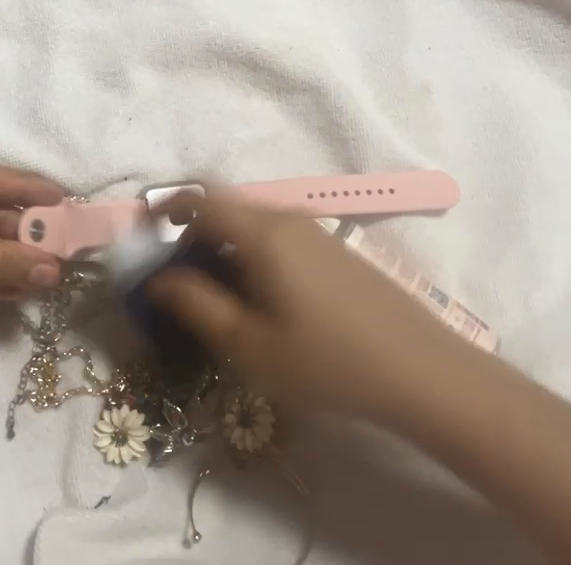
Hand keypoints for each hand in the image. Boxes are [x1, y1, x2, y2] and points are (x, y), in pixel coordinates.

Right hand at [147, 188, 466, 422]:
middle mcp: (288, 219)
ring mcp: (316, 232)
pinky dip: (251, 252)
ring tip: (215, 293)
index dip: (167, 206)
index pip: (202, 197)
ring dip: (223, 243)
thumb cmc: (328, 362)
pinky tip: (260, 298)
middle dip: (193, 231)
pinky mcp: (335, 251)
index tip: (145, 230)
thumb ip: (196, 305)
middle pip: (227, 206)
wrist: (425, 374)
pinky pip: (277, 236)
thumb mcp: (249, 345)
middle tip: (177, 275)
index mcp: (262, 233)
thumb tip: (158, 279)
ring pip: (253, 222)